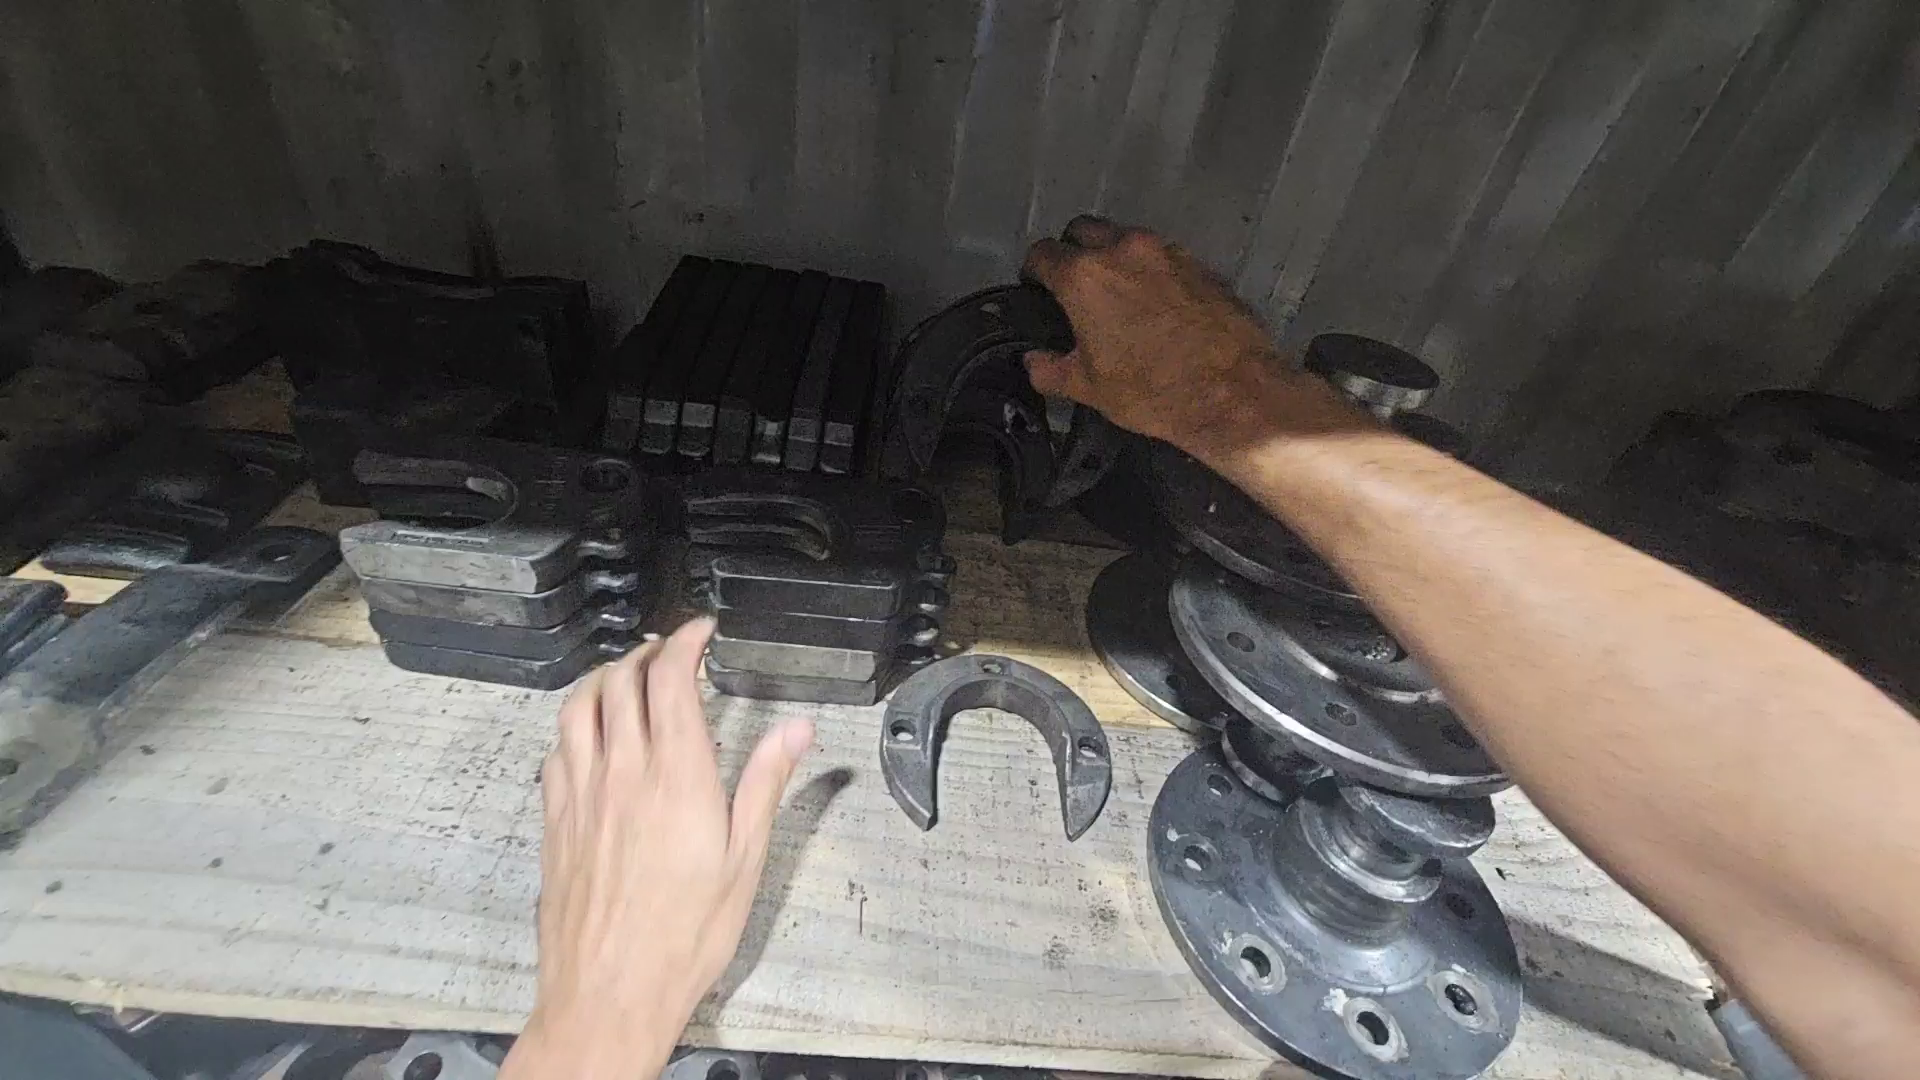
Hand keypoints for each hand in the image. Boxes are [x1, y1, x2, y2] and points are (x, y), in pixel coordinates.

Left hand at [502, 617, 814, 1079]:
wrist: (608, 999)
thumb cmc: (687, 933)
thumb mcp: (746, 858)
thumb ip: (767, 783)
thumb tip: (797, 729)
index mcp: (677, 776)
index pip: (670, 680)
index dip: (685, 642)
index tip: (702, 630)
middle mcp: (622, 772)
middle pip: (621, 682)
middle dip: (646, 650)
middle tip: (672, 647)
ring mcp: (581, 795)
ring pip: (577, 707)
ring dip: (604, 675)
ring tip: (628, 672)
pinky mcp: (555, 822)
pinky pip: (556, 749)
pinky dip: (575, 720)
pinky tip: (592, 732)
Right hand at [1022, 217, 1357, 462]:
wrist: (1233, 391)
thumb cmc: (1149, 391)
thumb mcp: (1088, 389)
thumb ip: (1049, 369)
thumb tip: (1033, 361)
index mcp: (1085, 276)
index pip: (1043, 254)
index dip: (1033, 272)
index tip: (1036, 290)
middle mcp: (1124, 250)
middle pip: (1083, 230)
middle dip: (1072, 252)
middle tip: (1074, 289)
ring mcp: (1167, 251)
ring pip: (1125, 239)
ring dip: (1113, 258)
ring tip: (1117, 298)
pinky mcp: (1200, 264)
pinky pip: (1161, 257)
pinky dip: (1149, 272)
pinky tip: (1156, 307)